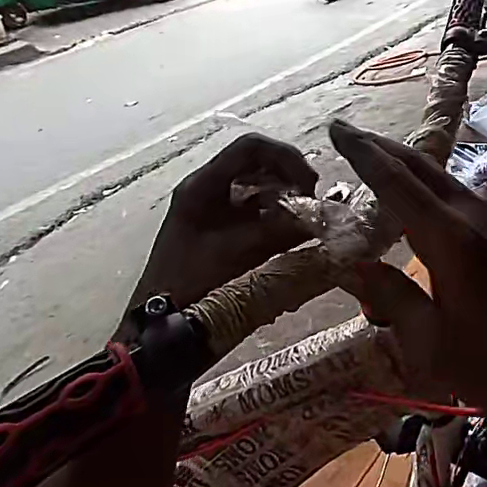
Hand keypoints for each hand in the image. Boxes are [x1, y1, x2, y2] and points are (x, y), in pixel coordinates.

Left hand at [130, 133, 319, 321]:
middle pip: (256, 165)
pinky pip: (251, 214)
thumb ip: (283, 231)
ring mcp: (210, 213)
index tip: (310, 186)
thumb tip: (327, 217)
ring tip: (306, 224)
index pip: (251, 148)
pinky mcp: (217, 234)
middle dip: (290, 180)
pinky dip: (274, 221)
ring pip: (256, 190)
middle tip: (314, 206)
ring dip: (285, 201)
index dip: (287, 159)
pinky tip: (290, 241)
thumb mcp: (241, 256)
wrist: (159, 337)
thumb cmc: (192, 291)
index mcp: (203, 186)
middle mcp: (206, 191)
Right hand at [328, 120, 486, 465]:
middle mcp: (471, 217)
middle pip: (419, 167)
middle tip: (347, 133)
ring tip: (375, 157)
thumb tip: (352, 267)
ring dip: (404, 162)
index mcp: (449, 239)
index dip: (362, 154)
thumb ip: (392, 299)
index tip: (336, 129)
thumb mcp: (434, 346)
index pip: (394, 182)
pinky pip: (455, 192)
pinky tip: (418, 196)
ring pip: (440, 176)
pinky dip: (426, 182)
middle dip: (379, 146)